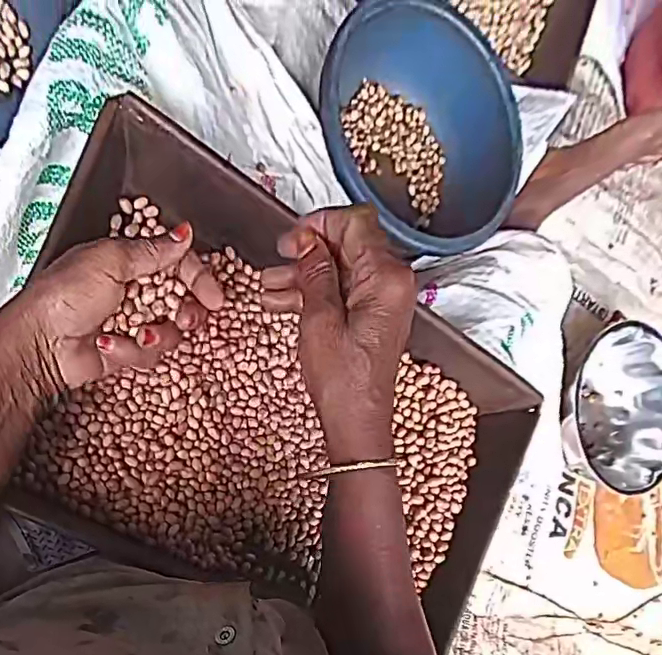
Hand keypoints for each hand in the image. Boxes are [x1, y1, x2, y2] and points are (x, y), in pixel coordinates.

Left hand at [0, 221, 225, 400]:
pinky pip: (149, 355)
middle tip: (184, 319)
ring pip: (170, 333)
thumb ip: (152, 251)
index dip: (198, 279)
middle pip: (182, 301)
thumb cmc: (65, 295)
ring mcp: (132, 323)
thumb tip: (182, 234)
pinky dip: (130, 352)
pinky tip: (108, 345)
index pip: (178, 265)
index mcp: (130, 261)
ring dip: (157, 336)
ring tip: (138, 335)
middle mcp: (135, 291)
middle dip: (186, 313)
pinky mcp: (127, 351)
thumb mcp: (110, 261)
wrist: (42, 342)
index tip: (214, 297)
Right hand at [258, 206, 414, 461]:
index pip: (355, 224)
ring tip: (269, 286)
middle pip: (348, 246)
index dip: (319, 224)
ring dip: (305, 275)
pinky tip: (284, 301)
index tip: (292, 237)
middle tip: (279, 260)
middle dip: (308, 251)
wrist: (356, 422)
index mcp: (386, 278)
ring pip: (341, 270)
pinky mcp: (372, 318)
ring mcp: (383, 302)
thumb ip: (315, 274)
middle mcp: (392, 284)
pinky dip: (315, 294)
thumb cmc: (344, 383)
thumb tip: (307, 244)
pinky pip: (343, 293)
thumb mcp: (319, 321)